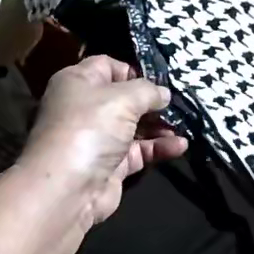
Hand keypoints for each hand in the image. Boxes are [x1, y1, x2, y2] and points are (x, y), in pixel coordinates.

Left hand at [15, 55, 186, 224]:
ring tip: (184, 125)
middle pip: (125, 98)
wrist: (69, 187)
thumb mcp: (123, 98)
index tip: (159, 80)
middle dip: (152, 101)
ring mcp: (99, 138)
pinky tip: (180, 146)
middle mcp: (86, 108)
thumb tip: (163, 93)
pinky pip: (140, 151)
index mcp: (77, 82)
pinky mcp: (112, 164)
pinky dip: (160, 147)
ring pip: (135, 126)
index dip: (133, 70)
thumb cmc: (90, 128)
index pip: (107, 66)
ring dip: (161, 125)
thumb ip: (148, 91)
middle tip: (179, 104)